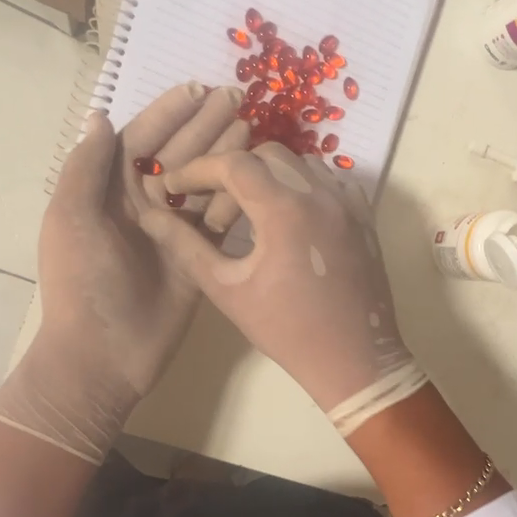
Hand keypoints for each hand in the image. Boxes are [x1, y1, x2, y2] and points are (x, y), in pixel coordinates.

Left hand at [0, 83, 246, 461]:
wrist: (105, 355)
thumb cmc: (82, 285)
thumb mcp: (71, 219)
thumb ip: (87, 167)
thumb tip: (100, 115)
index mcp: (107, 190)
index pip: (140, 139)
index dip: (169, 112)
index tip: (200, 87)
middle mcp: (142, 204)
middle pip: (177, 154)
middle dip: (206, 126)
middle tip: (240, 99)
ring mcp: (172, 232)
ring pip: (203, 184)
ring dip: (226, 157)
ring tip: (256, 131)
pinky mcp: (197, 258)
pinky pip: (218, 222)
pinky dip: (235, 200)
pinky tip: (257, 180)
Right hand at [137, 143, 425, 436]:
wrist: (354, 360)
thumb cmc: (287, 331)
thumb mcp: (228, 290)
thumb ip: (187, 247)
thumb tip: (151, 216)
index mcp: (286, 210)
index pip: (234, 164)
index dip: (197, 170)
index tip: (175, 186)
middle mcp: (321, 195)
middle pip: (267, 157)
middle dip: (234, 175)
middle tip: (215, 214)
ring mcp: (349, 205)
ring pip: (302, 165)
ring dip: (270, 179)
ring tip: (252, 220)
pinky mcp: (365, 219)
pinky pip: (330, 183)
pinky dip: (304, 189)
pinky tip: (290, 223)